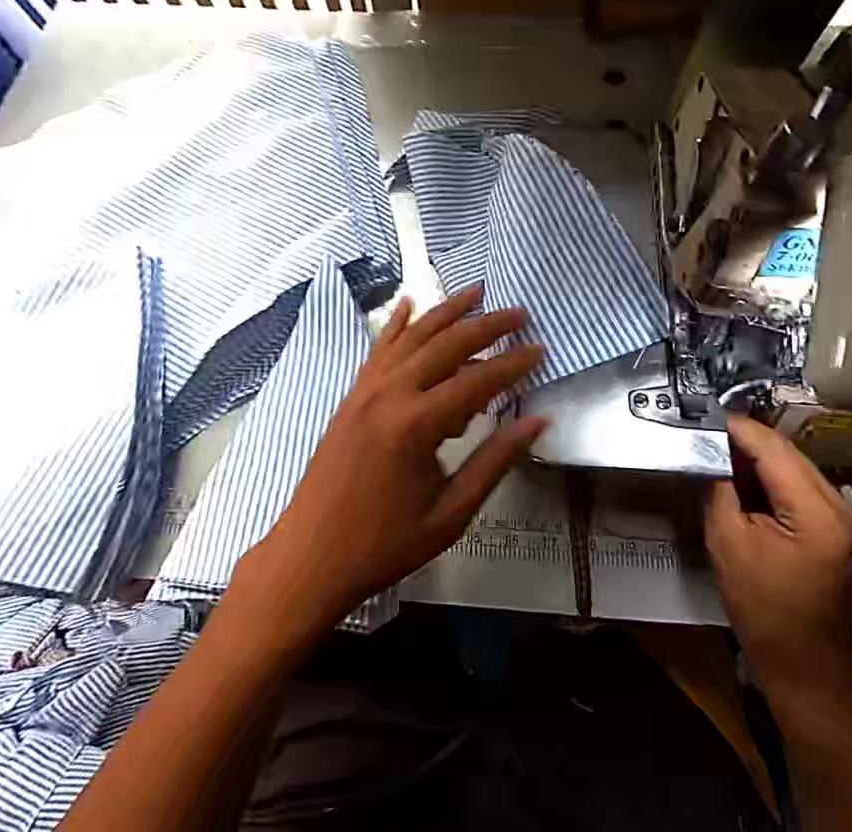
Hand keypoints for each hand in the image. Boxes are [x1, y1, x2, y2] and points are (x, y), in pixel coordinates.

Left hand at [230, 285, 546, 643]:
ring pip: (411, 337)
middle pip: (446, 345)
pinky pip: (378, 349)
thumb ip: (494, 461)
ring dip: (445, 312)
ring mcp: (365, 392)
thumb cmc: (384, 544)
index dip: (513, 364)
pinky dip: (396, 324)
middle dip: (485, 325)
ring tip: (475, 293)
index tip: (541, 350)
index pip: (477, 381)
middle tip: (518, 313)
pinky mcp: (351, 398)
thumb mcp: (451, 512)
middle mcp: (390, 394)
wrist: (310, 557)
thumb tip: (536, 421)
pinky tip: (408, 303)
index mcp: (416, 424)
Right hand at [705, 415, 851, 695]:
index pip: (776, 453)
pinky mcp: (851, 528)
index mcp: (820, 517)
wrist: (803, 660)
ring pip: (802, 469)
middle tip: (712, 434)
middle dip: (751, 442)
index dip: (741, 430)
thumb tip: (712, 452)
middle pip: (793, 457)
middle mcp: (848, 511)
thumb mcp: (726, 541)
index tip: (710, 417)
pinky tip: (752, 479)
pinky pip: (809, 489)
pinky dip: (779, 480)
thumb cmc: (760, 607)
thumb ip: (720, 487)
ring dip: (765, 460)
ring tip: (726, 453)